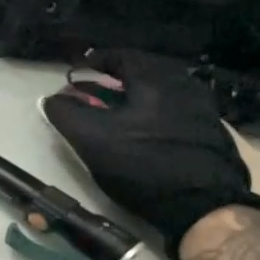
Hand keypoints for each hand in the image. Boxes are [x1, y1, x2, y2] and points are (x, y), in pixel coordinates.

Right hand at [42, 49, 259, 259]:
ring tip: (111, 106)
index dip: (95, 61)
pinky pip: (172, 106)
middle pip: (144, 71)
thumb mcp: (92, 140)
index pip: (123, 57)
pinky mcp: (208, 130)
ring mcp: (200, 109)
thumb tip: (52, 99)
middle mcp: (183, 87)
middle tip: (91, 85)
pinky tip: (138, 125)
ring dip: (131, 93)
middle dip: (113, 76)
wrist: (203, 203)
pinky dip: (149, 107)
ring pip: (159, 90)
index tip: (76, 68)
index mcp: (156, 82)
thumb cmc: (142, 165)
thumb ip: (67, 114)